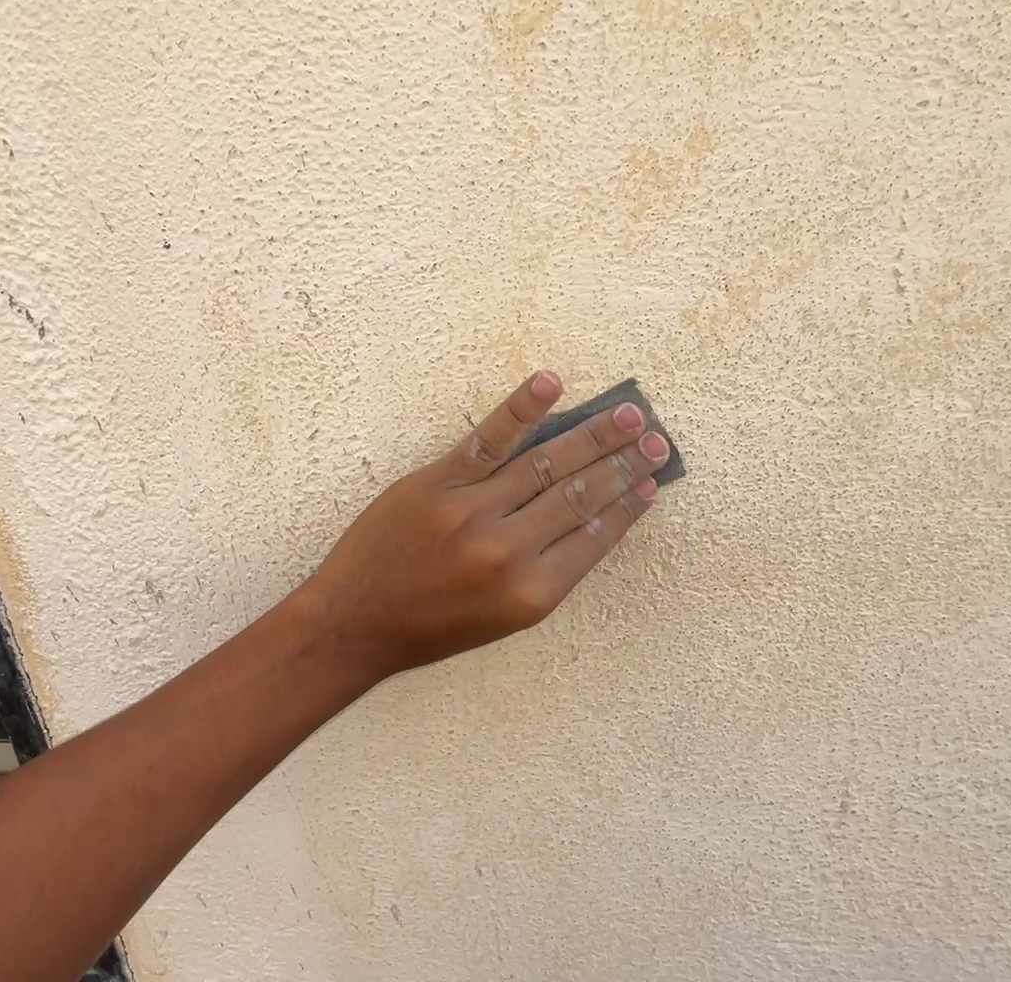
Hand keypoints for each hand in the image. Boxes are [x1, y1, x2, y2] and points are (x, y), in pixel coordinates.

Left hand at [299, 371, 669, 676]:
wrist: (354, 621)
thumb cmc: (429, 627)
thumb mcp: (500, 620)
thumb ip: (544, 573)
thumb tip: (586, 522)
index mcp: (531, 594)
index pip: (595, 538)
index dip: (628, 507)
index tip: (651, 483)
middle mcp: (508, 551)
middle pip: (580, 495)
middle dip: (625, 465)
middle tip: (656, 439)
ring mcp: (472, 511)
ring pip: (546, 464)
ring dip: (593, 436)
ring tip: (628, 414)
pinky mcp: (436, 483)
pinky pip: (487, 439)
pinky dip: (520, 409)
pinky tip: (549, 384)